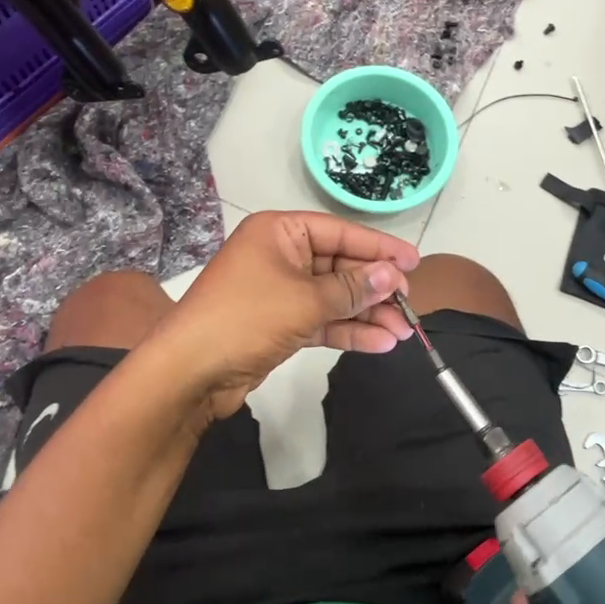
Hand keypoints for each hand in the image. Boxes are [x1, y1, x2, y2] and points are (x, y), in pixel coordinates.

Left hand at [153, 211, 420, 420]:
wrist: (190, 371)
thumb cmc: (246, 318)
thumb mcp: (305, 300)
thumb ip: (352, 288)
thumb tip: (393, 275)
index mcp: (279, 231)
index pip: (340, 232)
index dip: (379, 248)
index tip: (414, 262)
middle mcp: (280, 255)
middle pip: (339, 266)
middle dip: (375, 288)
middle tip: (410, 305)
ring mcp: (279, 291)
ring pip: (333, 297)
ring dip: (367, 313)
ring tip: (404, 331)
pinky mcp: (279, 324)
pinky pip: (321, 321)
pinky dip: (347, 330)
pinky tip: (379, 343)